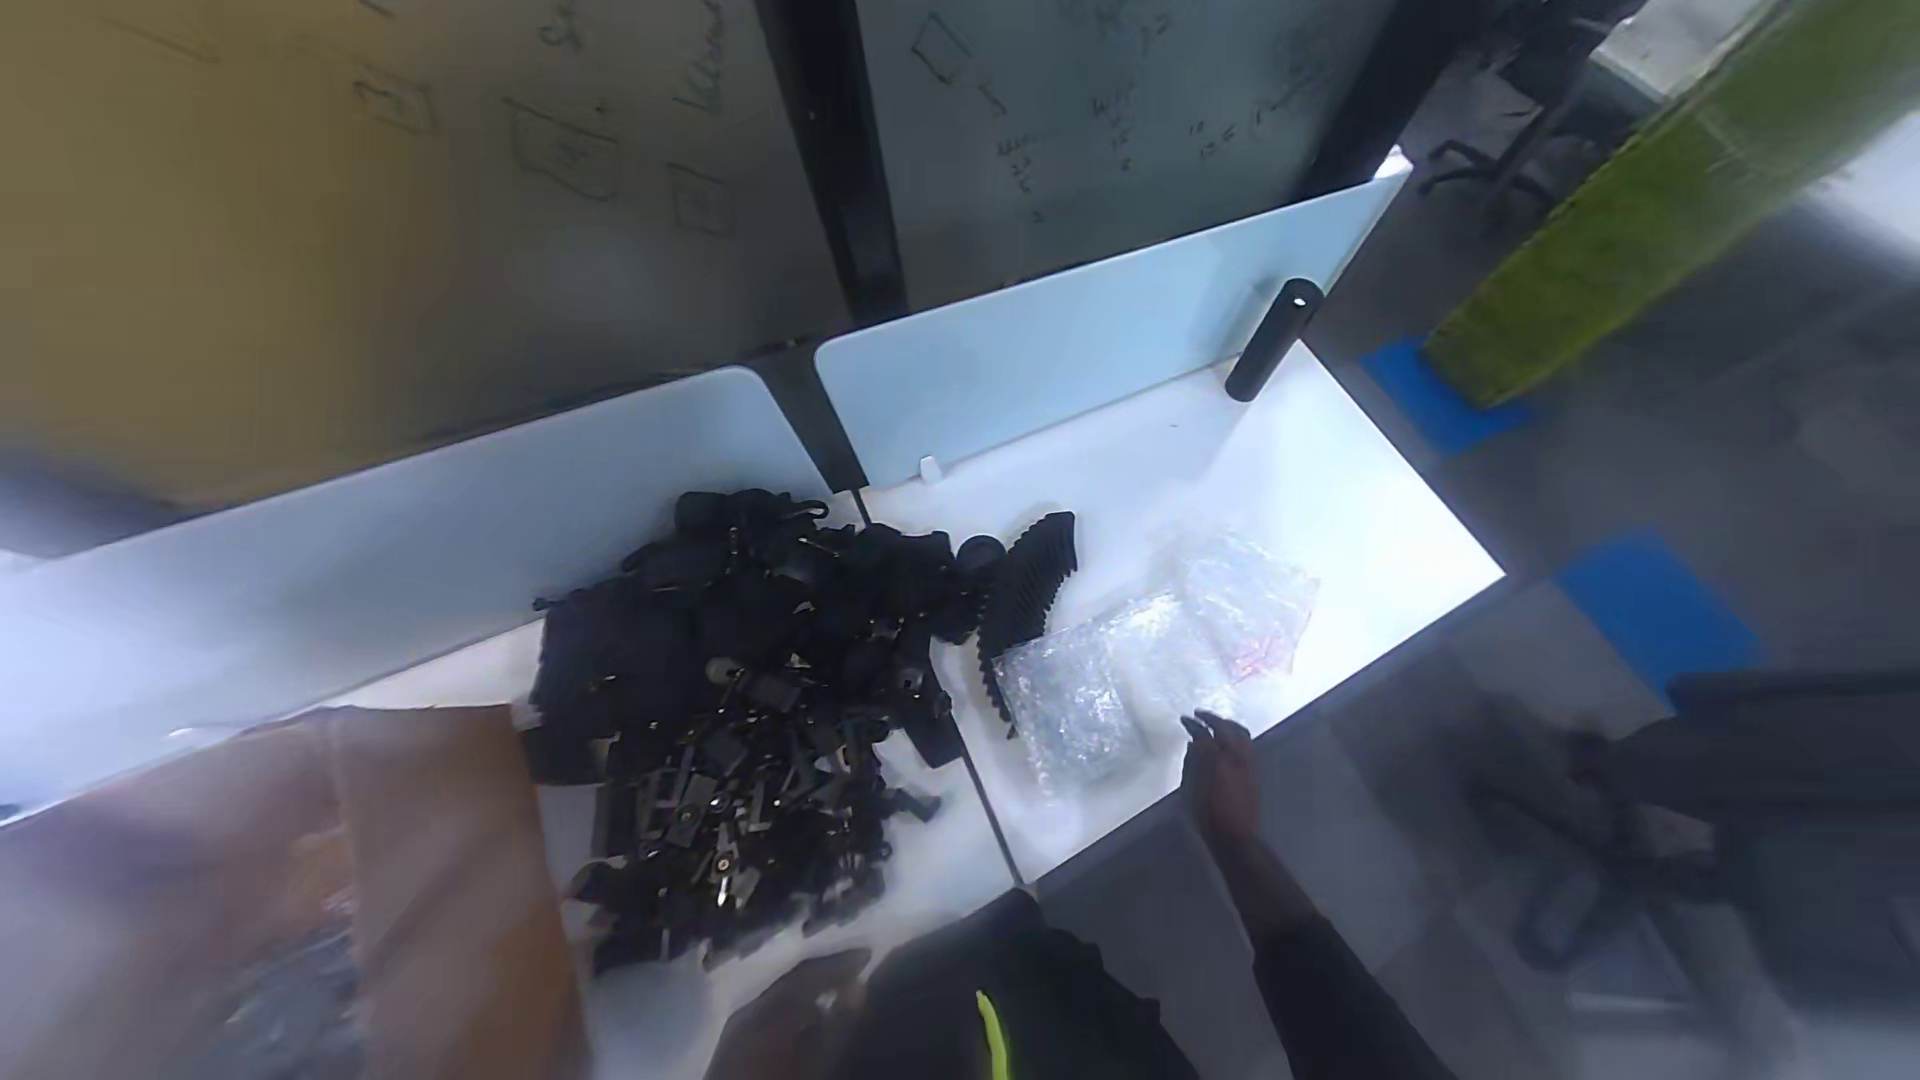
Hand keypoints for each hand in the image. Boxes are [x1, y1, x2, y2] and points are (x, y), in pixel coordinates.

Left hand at [704, 949, 870, 1079]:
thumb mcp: (816, 1068)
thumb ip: (839, 1027)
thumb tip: (859, 988)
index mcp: (769, 1009)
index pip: (809, 971)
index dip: (840, 961)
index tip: (867, 955)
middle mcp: (750, 1009)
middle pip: (793, 981)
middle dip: (825, 975)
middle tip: (856, 971)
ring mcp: (735, 1030)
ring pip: (780, 998)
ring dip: (809, 994)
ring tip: (836, 997)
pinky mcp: (730, 1049)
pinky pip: (767, 1015)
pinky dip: (792, 1013)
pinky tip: (807, 1026)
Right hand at [1180, 710, 1259, 850]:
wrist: (1236, 837)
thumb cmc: (1207, 815)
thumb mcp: (1190, 788)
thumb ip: (1191, 763)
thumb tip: (1193, 745)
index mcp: (1216, 760)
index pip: (1203, 733)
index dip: (1192, 724)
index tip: (1183, 719)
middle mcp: (1235, 757)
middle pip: (1225, 727)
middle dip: (1211, 718)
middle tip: (1199, 714)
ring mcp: (1248, 763)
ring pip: (1241, 732)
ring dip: (1227, 724)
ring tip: (1215, 723)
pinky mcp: (1255, 771)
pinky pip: (1247, 743)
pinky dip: (1236, 735)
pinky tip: (1228, 740)